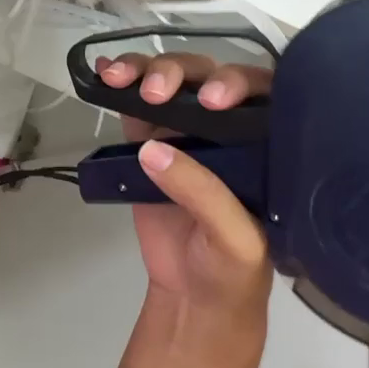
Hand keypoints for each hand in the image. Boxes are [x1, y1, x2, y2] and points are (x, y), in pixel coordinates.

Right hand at [96, 52, 273, 318]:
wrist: (192, 297)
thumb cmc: (234, 269)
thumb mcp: (235, 238)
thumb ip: (203, 193)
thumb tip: (151, 150)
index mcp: (264, 144)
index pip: (261, 95)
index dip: (238, 83)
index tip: (211, 100)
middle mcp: (226, 127)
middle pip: (204, 77)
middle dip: (178, 73)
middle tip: (156, 92)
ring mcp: (183, 132)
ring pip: (166, 81)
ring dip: (142, 70)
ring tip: (118, 77)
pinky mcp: (148, 140)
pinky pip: (133, 105)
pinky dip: (118, 83)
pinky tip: (104, 72)